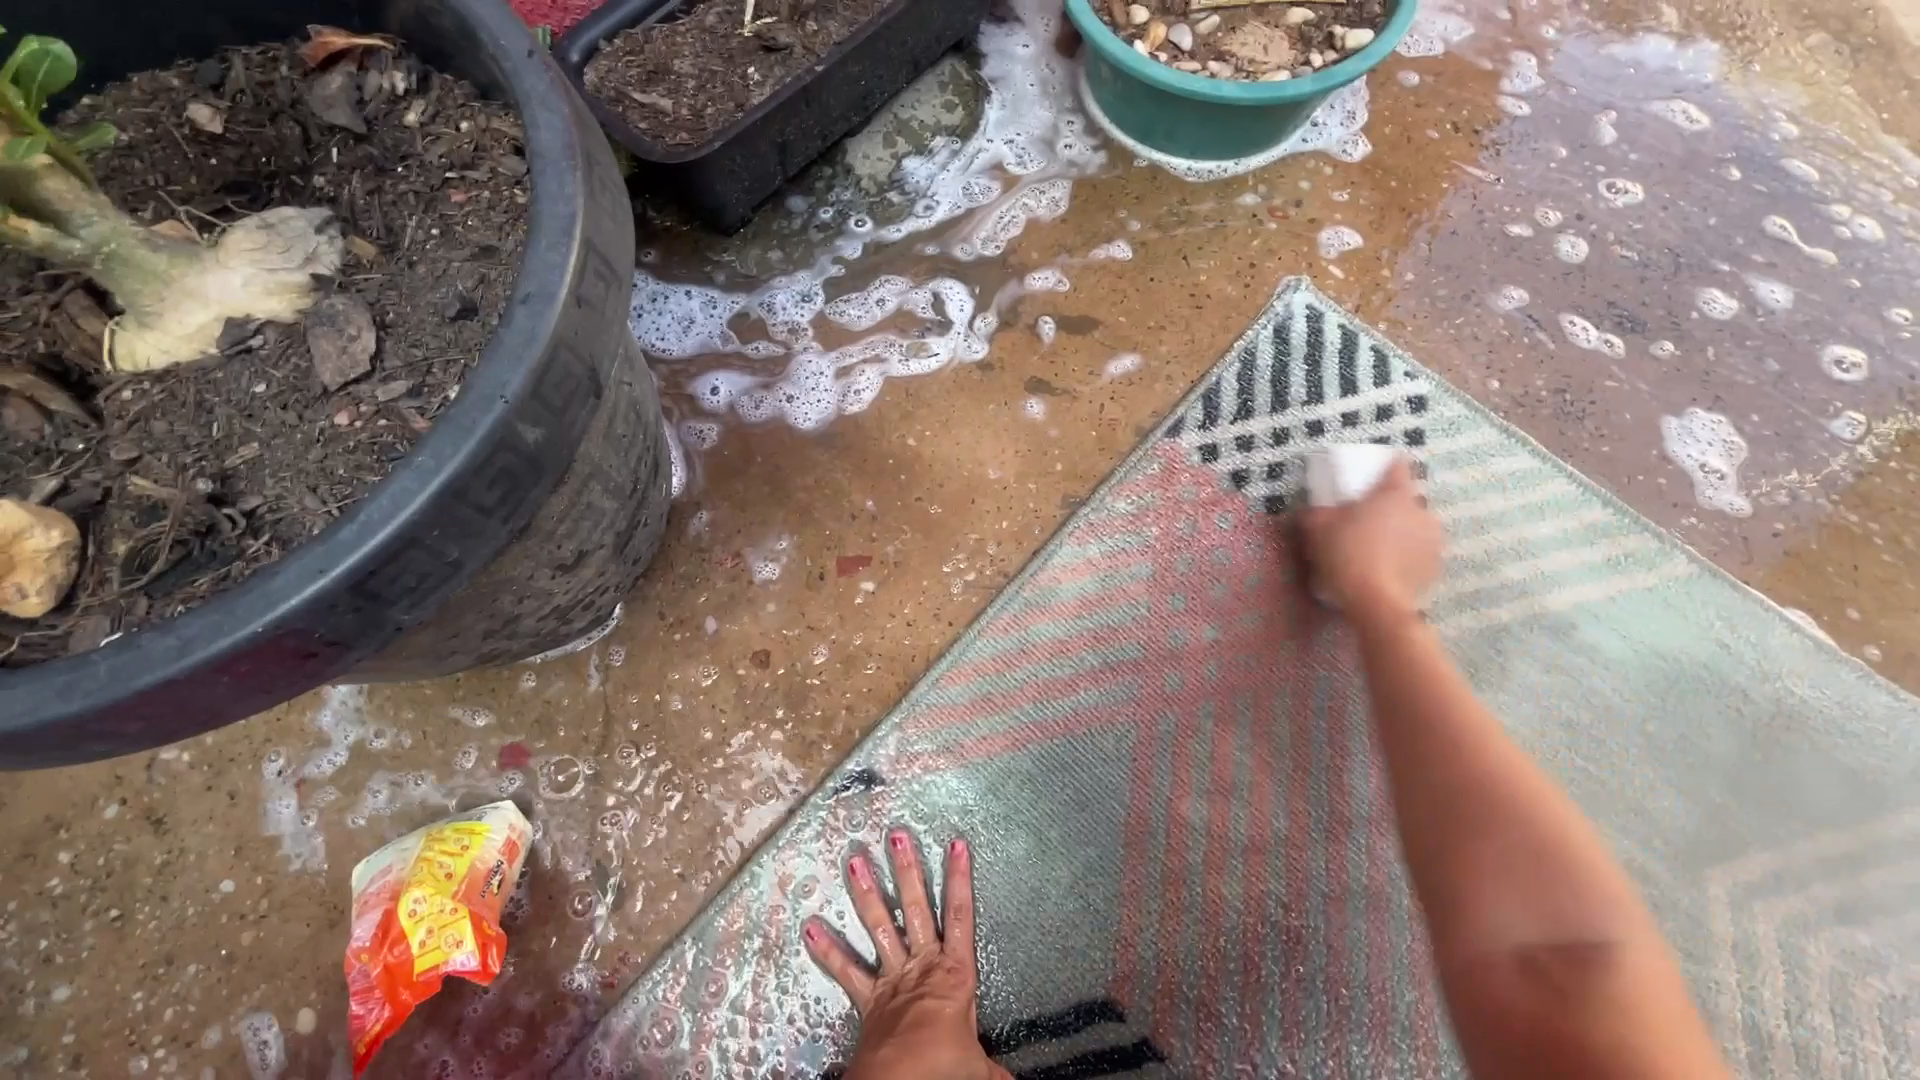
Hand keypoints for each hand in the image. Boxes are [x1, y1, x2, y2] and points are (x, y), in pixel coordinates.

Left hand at [804, 833, 1008, 1079]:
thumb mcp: (982, 1068)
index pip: (961, 916)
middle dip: (908, 870)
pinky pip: (846, 971)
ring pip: (880, 926)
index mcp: (955, 973)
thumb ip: (993, 1068)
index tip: (956, 844)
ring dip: (868, 893)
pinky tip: (810, 929)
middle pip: (916, 908)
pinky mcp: (867, 997)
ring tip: (854, 861)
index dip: (960, 878)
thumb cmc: (946, 1067)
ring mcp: (891, 978)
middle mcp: (923, 965)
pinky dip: (827, 951)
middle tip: (897, 836)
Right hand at [1300, 457, 1443, 625]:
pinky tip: (1387, 572)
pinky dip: (1406, 558)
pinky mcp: (1437, 566)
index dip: (1386, 467)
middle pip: (1405, 501)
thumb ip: (1316, 512)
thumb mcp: (1317, 528)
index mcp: (1394, 494)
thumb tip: (1316, 510)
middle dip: (1388, 509)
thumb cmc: (1346, 555)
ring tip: (1377, 553)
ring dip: (1399, 534)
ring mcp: (1434, 539)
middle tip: (1365, 525)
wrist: (1376, 603)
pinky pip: (1419, 554)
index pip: (1398, 466)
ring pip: (1414, 528)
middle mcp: (1421, 510)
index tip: (1374, 477)